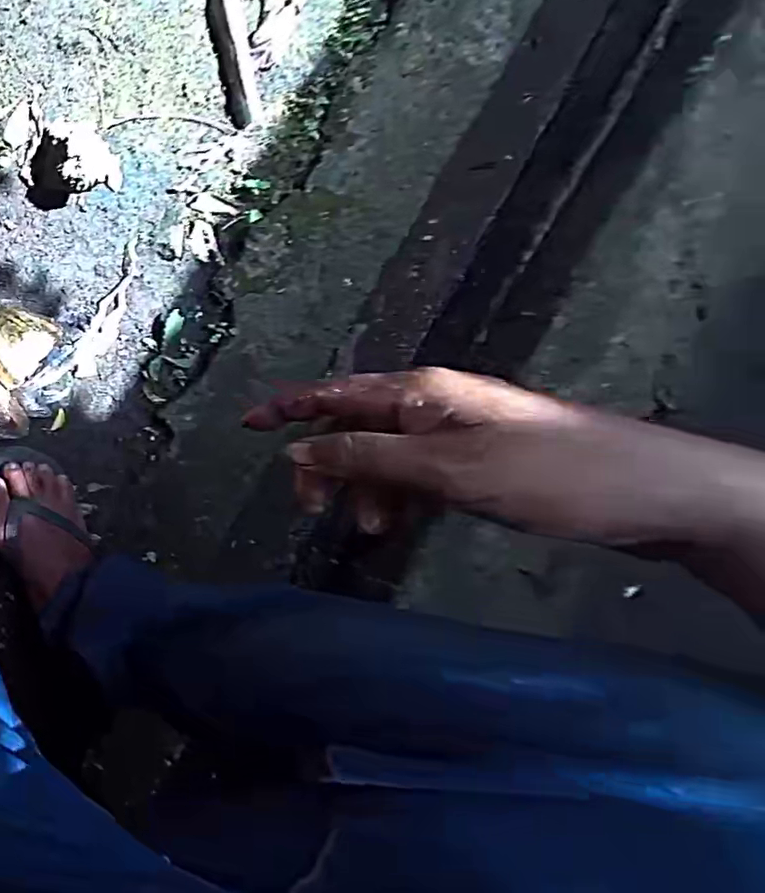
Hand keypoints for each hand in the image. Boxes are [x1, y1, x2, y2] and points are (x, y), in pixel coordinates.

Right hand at [242, 367, 764, 553]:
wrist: (673, 497)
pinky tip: (399, 522)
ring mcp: (452, 432)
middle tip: (310, 507)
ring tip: (372, 527)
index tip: (247, 425)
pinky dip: (397, 495)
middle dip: (325, 465)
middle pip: (350, 428)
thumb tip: (295, 452)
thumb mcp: (444, 468)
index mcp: (417, 393)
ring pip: (379, 455)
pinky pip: (412, 472)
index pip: (330, 393)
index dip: (285, 407)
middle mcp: (428, 405)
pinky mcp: (474, 459)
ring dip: (364, 489)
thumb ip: (361, 457)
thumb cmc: (552, 472)